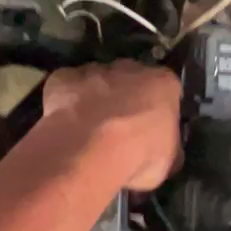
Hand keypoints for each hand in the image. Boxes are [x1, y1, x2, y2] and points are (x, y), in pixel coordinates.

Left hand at [42, 61, 181, 189]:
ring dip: (95, 97)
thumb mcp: (167, 162)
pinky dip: (65, 100)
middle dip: (126, 97)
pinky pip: (66, 86)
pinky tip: (65, 123)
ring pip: (96, 79)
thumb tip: (166, 153)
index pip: (166, 89)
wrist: (91, 148)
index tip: (151, 128)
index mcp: (162, 83)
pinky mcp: (63, 78)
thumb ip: (167, 148)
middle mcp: (130, 68)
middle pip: (130, 78)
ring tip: (88, 129)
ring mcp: (94, 70)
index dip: (158, 109)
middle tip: (119, 128)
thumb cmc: (139, 154)